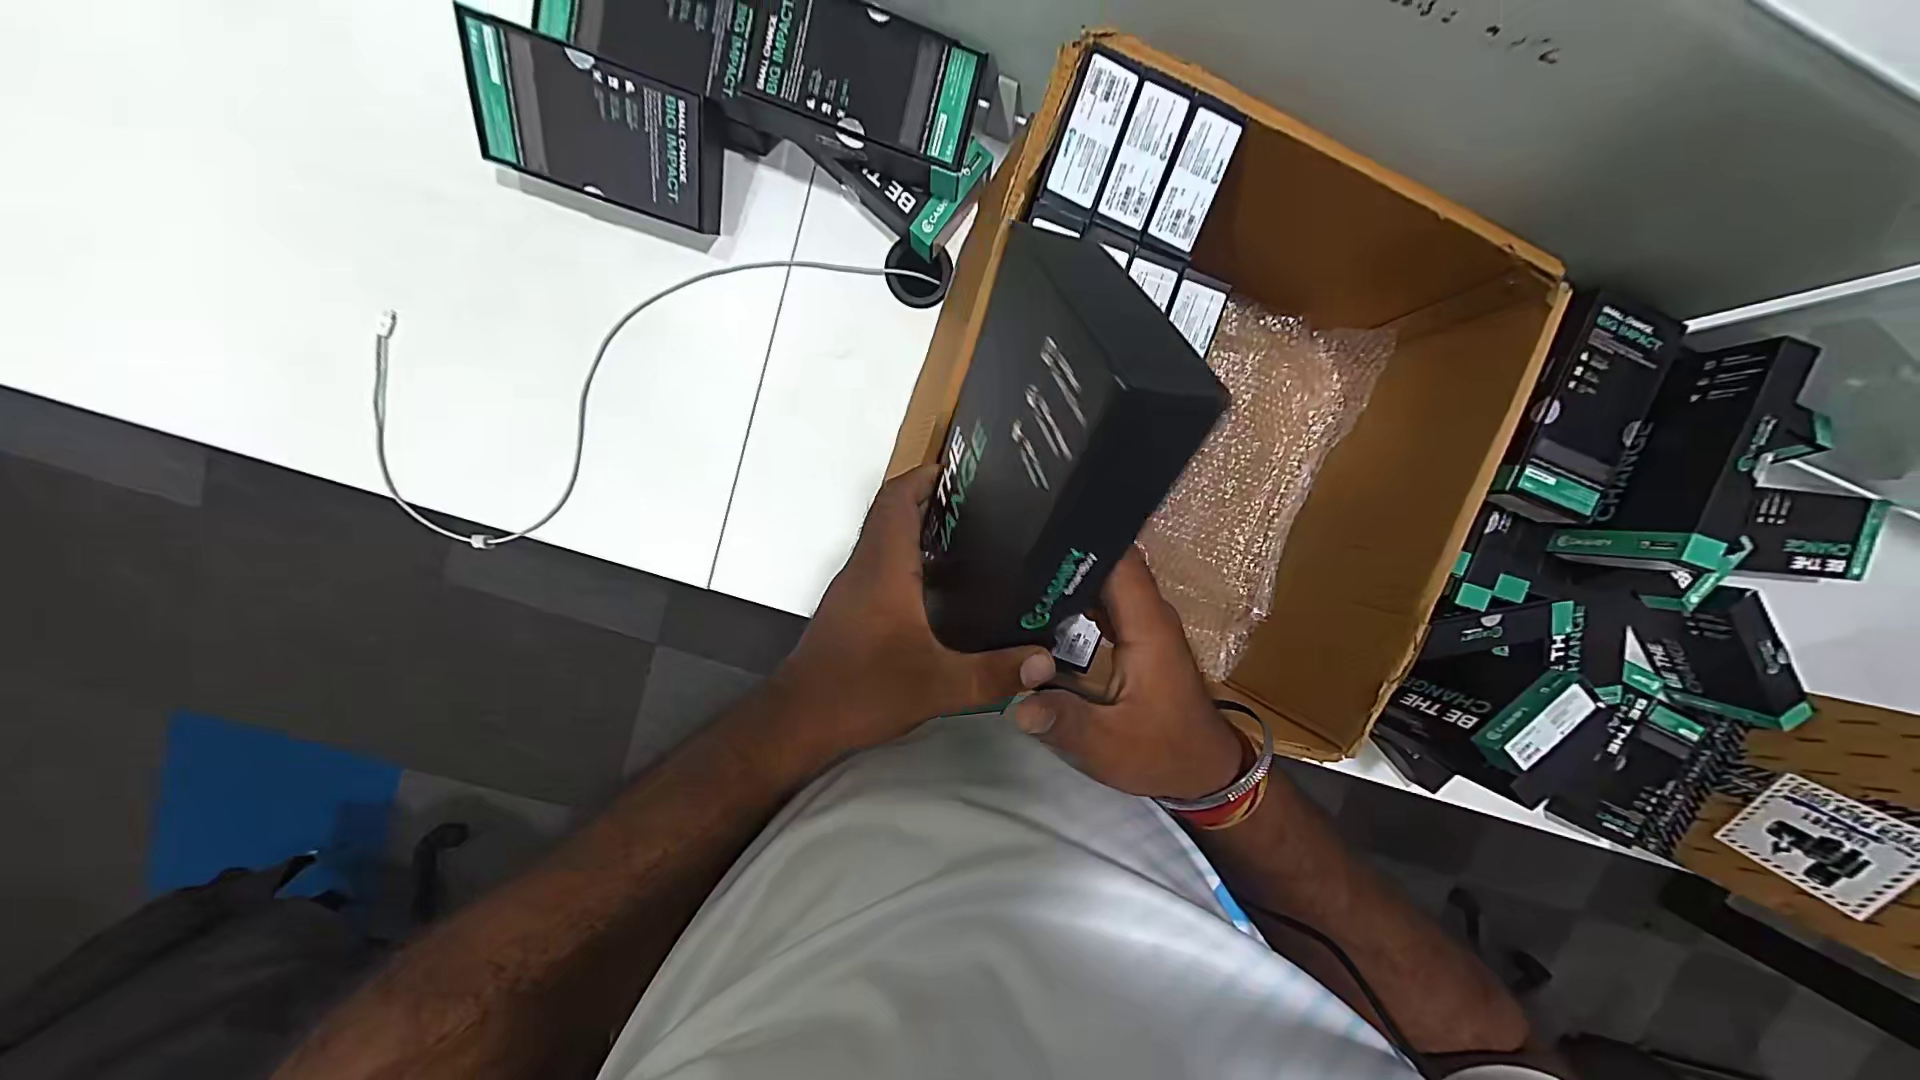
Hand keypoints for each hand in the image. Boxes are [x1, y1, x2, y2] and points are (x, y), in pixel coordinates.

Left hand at [775, 465, 1056, 749]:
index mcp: (883, 568)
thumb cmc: (860, 691)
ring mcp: (853, 589)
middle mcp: (863, 569)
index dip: (923, 476)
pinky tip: (939, 589)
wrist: (799, 721)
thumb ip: (993, 674)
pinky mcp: (850, 610)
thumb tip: (1044, 663)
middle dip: (928, 499)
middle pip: (890, 513)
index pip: (897, 500)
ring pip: (883, 540)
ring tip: (966, 538)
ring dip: (916, 529)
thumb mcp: (937, 685)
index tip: (957, 469)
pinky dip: (907, 560)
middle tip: (975, 503)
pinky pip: (879, 566)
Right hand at [1012, 549, 1245, 799]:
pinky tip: (1040, 604)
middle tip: (1010, 550)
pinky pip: (1104, 600)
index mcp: (1147, 626)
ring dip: (1068, 574)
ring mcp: (1143, 623)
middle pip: (1107, 562)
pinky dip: (1075, 596)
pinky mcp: (1135, 635)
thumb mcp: (1109, 747)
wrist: (1203, 771)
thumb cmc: (1164, 754)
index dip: (1082, 538)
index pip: (1120, 559)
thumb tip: (1018, 706)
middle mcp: (1147, 614)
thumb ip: (1065, 722)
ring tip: (1017, 569)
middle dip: (1064, 552)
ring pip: (1105, 579)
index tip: (1036, 529)